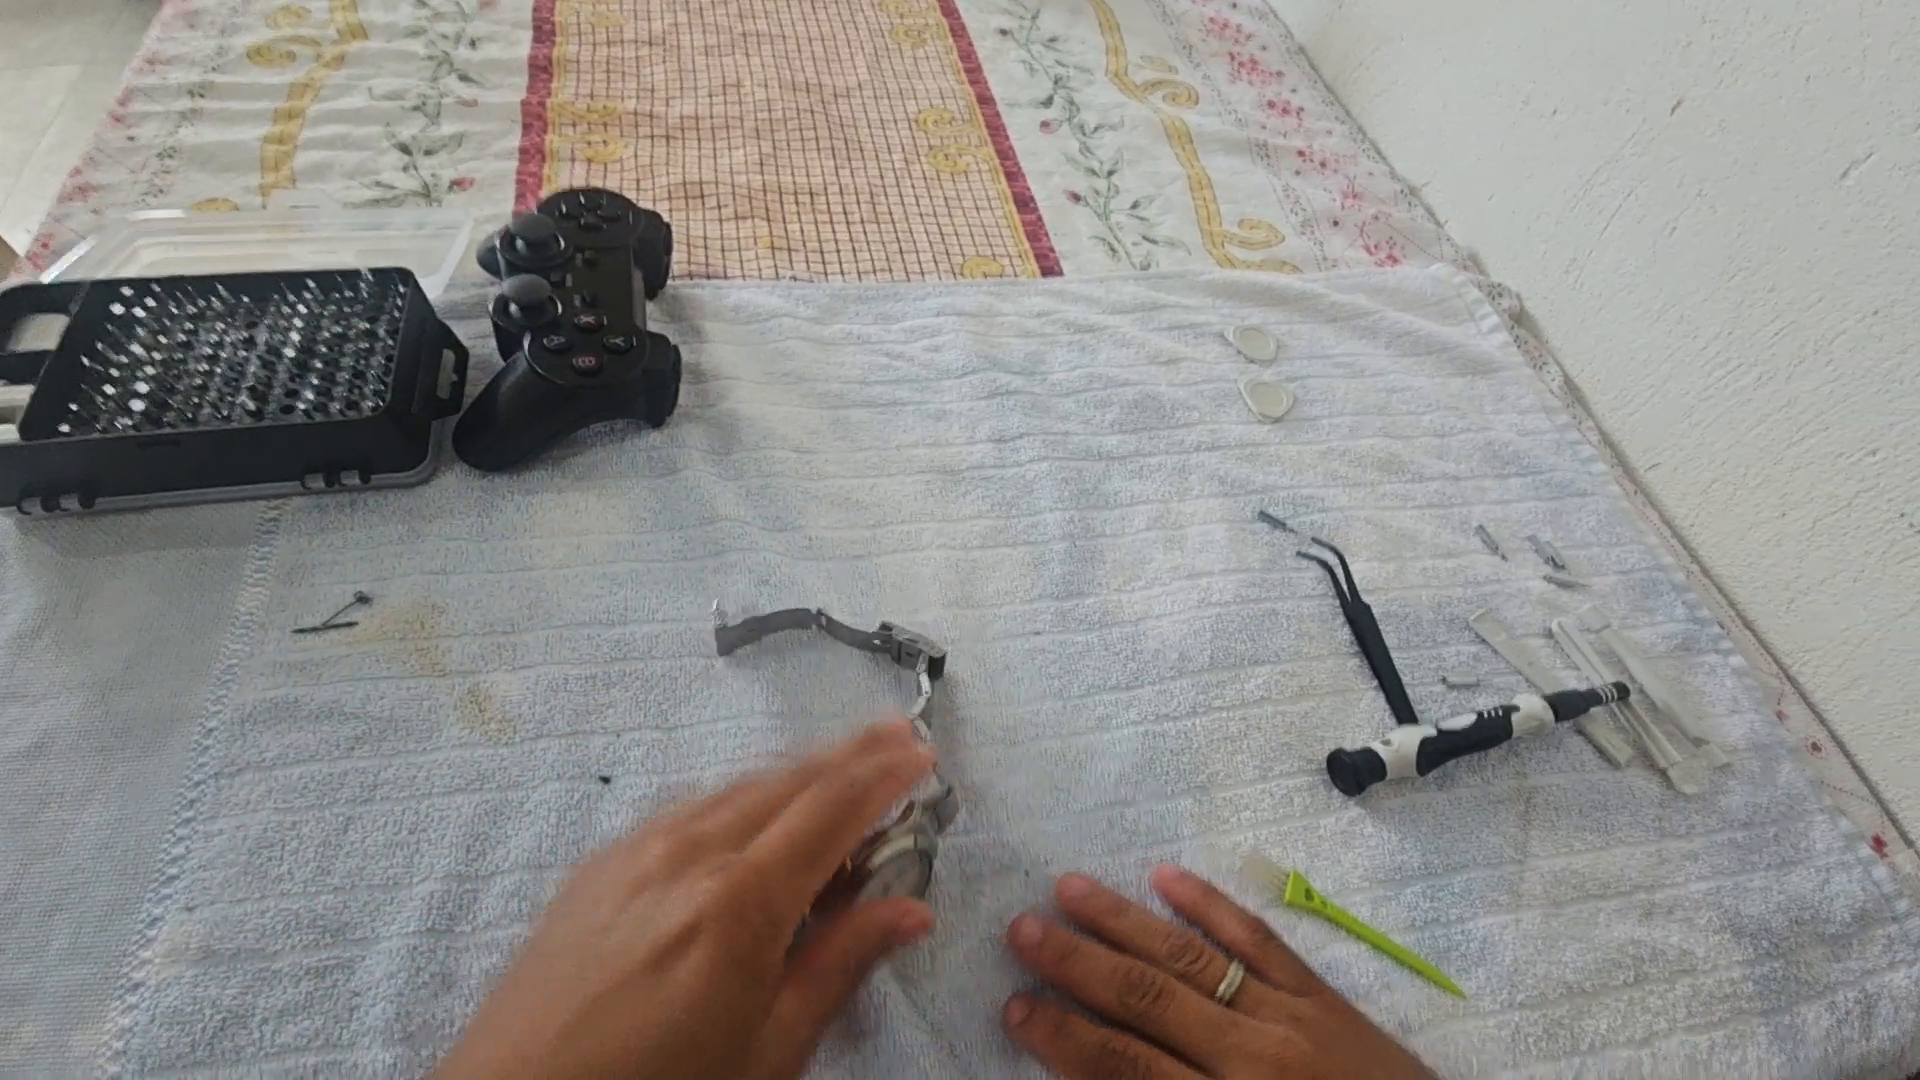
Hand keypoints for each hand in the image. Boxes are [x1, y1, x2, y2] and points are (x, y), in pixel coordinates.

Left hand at [434, 719, 938, 1079]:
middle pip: (792, 779)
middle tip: (901, 731)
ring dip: (804, 766)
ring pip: (744, 783)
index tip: (924, 754)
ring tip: (848, 758)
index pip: (832, 811)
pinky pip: (696, 805)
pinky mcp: (607, 857)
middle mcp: (691, 852)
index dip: (884, 775)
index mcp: (740, 904)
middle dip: (854, 750)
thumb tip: (914, 910)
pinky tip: (763, 804)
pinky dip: (748, 792)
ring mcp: (641, 847)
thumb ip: (841, 966)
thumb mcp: (766, 1054)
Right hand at [1003, 866, 1437, 1078]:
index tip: (1014, 1004)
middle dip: (1076, 963)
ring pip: (1191, 957)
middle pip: (1147, 999)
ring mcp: (1291, 1018)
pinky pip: (1259, 939)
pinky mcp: (1323, 996)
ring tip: (1070, 886)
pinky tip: (1166, 875)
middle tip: (1021, 928)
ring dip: (1124, 920)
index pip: (1127, 1068)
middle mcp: (1252, 1060)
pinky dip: (1211, 905)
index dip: (1064, 1036)